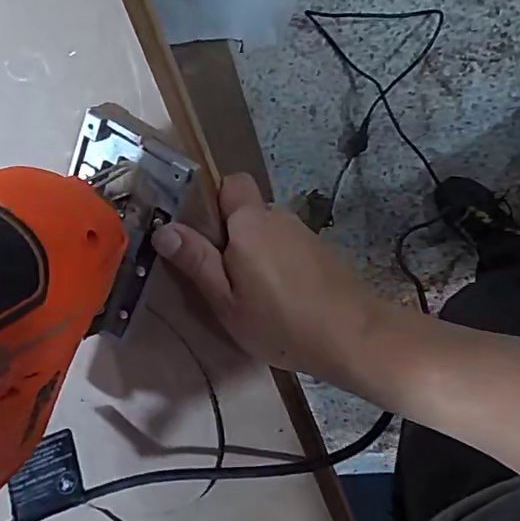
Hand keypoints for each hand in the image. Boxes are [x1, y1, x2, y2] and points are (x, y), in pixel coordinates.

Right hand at [151, 172, 388, 386]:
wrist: (355, 338)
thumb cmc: (282, 323)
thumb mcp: (227, 301)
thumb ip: (197, 262)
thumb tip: (164, 229)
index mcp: (251, 222)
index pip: (231, 182)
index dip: (214, 203)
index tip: (205, 239)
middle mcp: (280, 217)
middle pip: (248, 211)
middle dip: (232, 236)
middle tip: (224, 279)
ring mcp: (306, 234)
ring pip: (269, 232)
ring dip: (257, 254)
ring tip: (255, 297)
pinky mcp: (324, 252)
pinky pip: (289, 248)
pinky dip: (281, 266)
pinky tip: (284, 301)